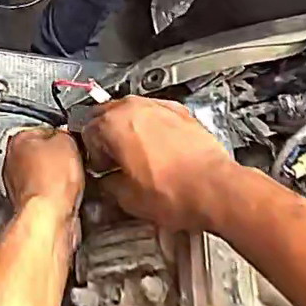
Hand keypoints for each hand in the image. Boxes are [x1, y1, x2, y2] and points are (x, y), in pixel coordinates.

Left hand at [4, 128, 85, 211]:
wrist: (49, 219)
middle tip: (73, 163)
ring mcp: (17, 185)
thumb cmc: (52, 182)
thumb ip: (65, 134)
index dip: (62, 136)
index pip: (44, 130)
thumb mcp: (67, 143)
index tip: (72, 143)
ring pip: (44, 175)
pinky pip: (47, 194)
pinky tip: (65, 198)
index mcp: (18, 139)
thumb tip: (67, 136)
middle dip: (58, 158)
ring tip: (70, 183)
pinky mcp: (27, 205)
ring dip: (58, 179)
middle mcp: (12, 161)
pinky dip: (56, 196)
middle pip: (41, 153)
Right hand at [80, 98, 235, 230]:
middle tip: (115, 159)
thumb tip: (108, 182)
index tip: (102, 168)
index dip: (93, 154)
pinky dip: (152, 126)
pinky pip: (155, 113)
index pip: (86, 132)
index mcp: (112, 124)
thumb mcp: (129, 199)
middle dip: (107, 136)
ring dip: (128, 128)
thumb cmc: (177, 192)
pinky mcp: (179, 111)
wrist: (218, 190)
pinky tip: (160, 149)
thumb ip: (108, 184)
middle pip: (105, 115)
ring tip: (139, 154)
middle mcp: (131, 107)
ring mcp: (156, 106)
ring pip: (131, 111)